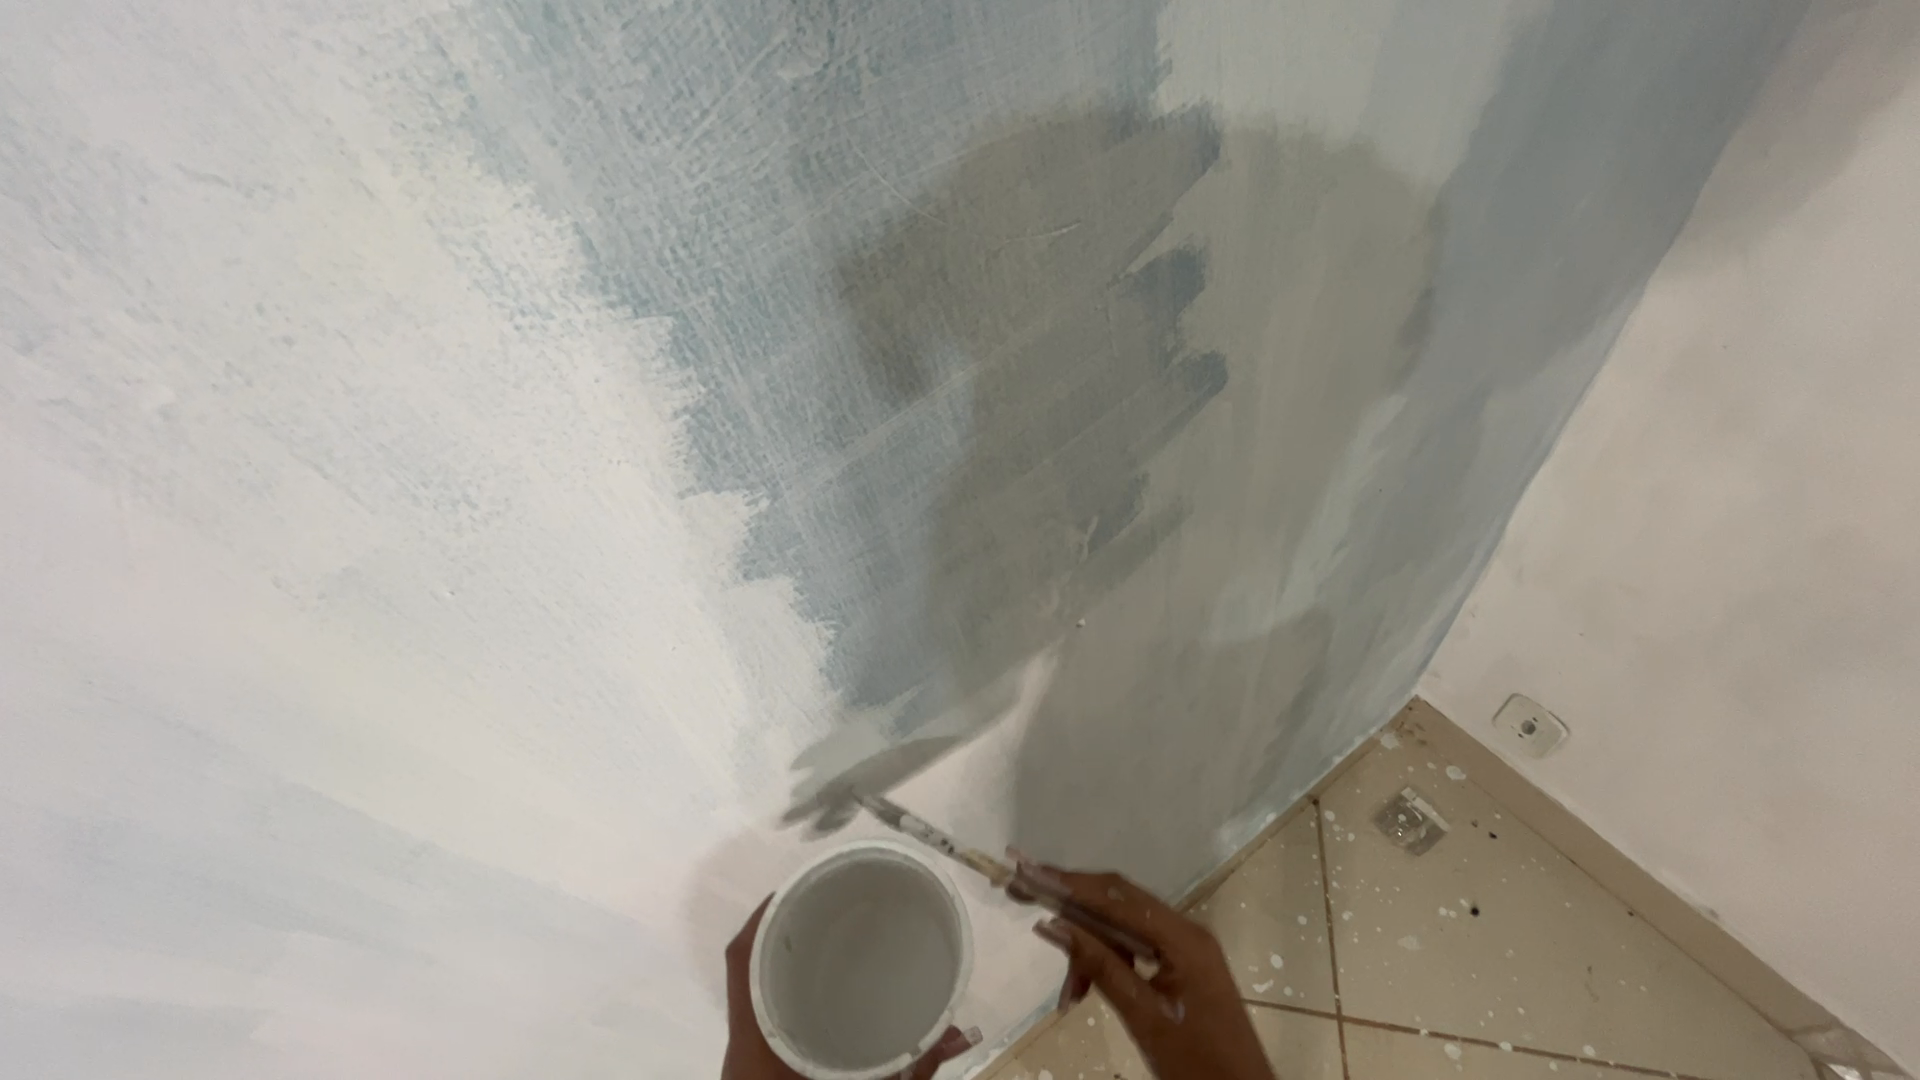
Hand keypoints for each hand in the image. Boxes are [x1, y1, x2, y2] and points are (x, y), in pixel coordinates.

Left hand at [721, 896, 978, 1079]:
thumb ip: (912, 1071)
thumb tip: (960, 1032)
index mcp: (753, 1042)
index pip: (740, 960)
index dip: (761, 915)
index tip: (797, 884)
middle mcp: (742, 1044)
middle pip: (747, 968)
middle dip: (782, 930)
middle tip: (827, 903)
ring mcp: (745, 1058)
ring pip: (753, 991)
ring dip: (783, 959)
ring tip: (826, 930)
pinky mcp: (755, 1068)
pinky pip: (763, 1015)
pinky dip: (787, 992)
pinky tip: (820, 987)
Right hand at [1010, 860, 1276, 1079]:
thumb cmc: (1197, 1063)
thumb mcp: (1143, 1016)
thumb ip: (1099, 965)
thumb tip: (1052, 923)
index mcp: (1182, 936)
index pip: (1115, 895)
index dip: (1068, 882)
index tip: (1027, 870)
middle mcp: (1184, 929)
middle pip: (1116, 900)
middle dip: (1069, 900)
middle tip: (1021, 892)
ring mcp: (1183, 946)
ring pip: (1121, 927)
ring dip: (1087, 946)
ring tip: (1067, 992)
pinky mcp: (1179, 965)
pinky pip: (1133, 947)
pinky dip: (1105, 961)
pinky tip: (1082, 990)